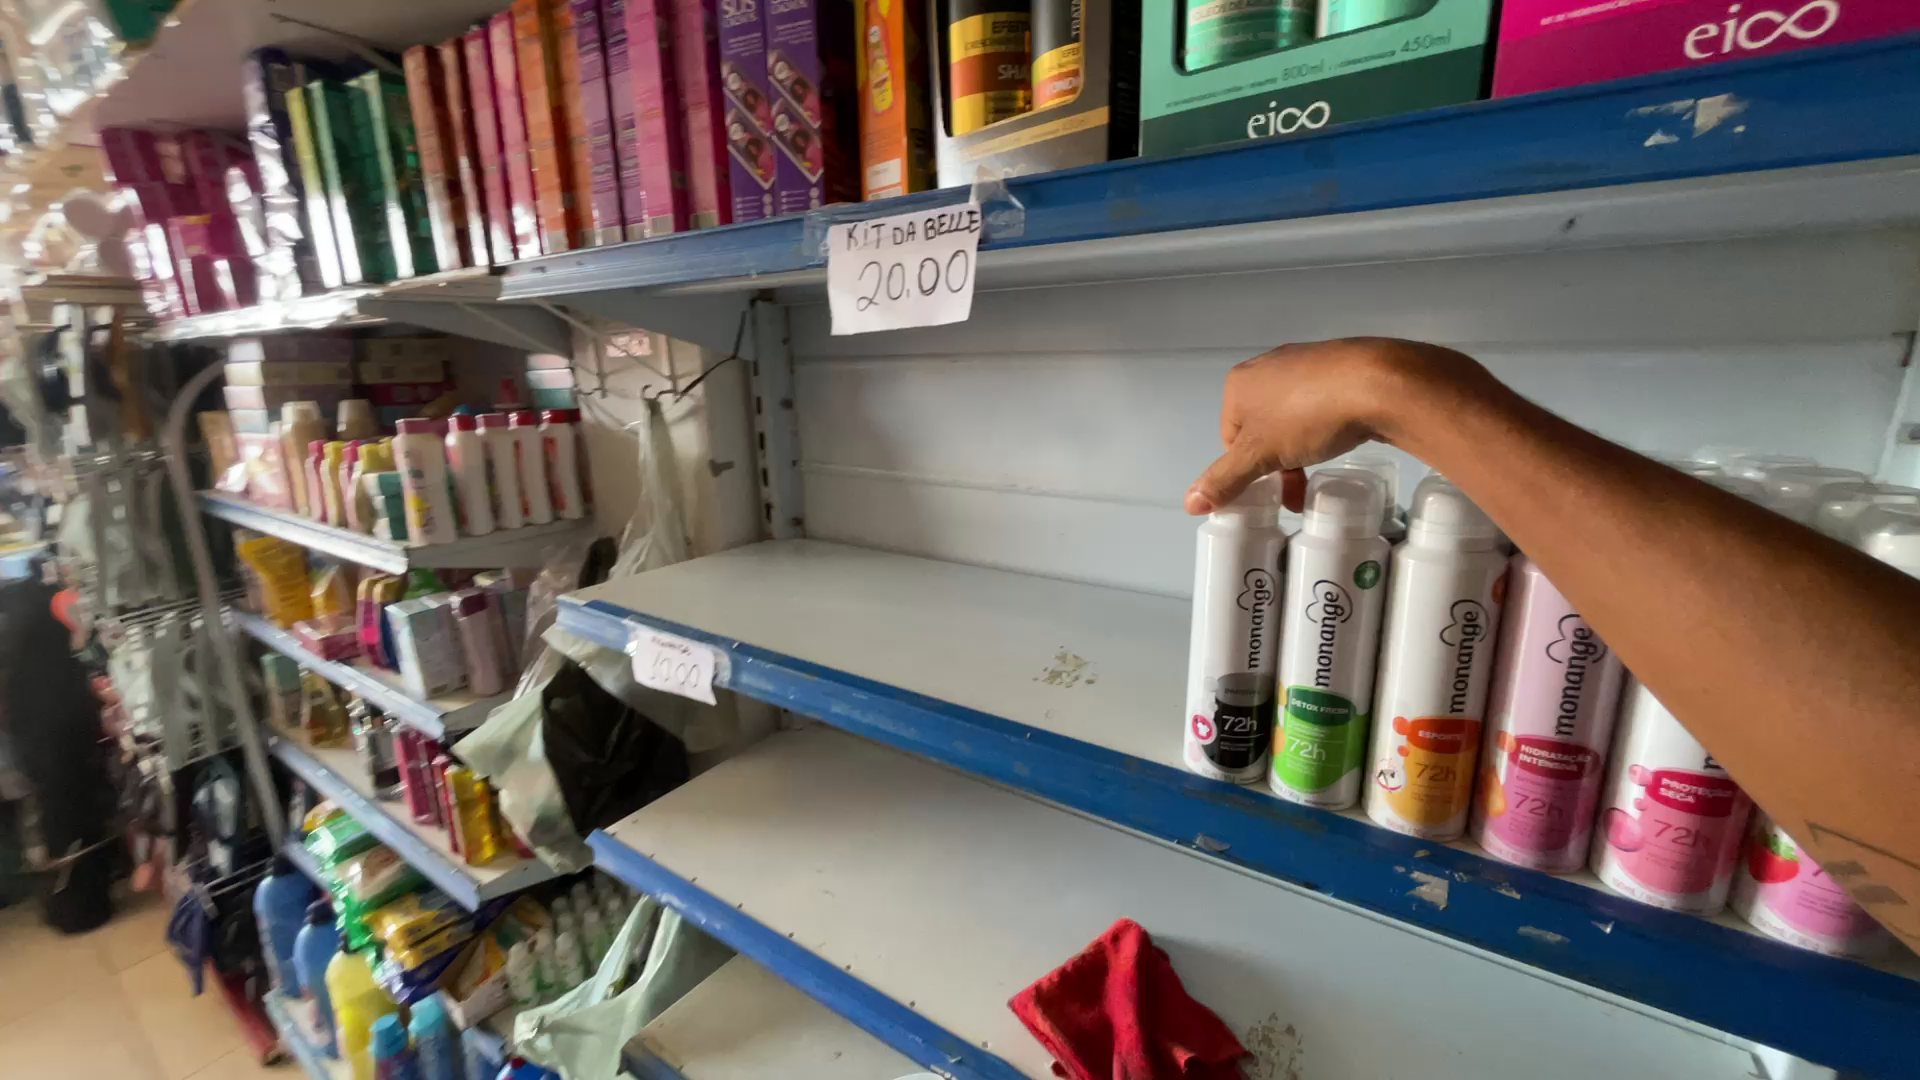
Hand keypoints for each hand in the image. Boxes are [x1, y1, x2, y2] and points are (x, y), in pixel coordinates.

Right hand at [1184, 338, 1489, 513]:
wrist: (1383, 383)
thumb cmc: (1308, 417)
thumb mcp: (1259, 457)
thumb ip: (1223, 480)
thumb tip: (1189, 504)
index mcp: (1238, 383)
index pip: (1230, 438)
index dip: (1249, 468)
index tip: (1272, 486)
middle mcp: (1267, 365)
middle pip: (1261, 429)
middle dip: (1276, 462)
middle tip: (1297, 487)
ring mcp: (1306, 361)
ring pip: (1292, 417)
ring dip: (1301, 448)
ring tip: (1322, 466)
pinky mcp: (1342, 363)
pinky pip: (1322, 402)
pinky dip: (1327, 425)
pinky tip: (1343, 436)